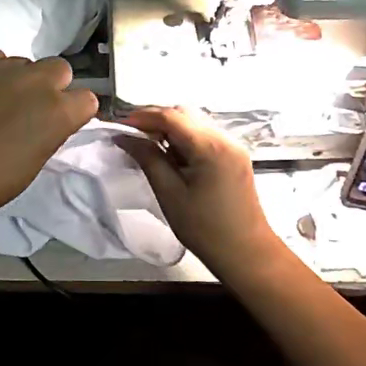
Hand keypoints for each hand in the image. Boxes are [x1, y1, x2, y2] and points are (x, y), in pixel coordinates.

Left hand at [0, 50, 97, 237]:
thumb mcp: (33, 164)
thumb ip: (51, 132)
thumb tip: (52, 119)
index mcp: (58, 112)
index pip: (87, 99)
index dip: (74, 112)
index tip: (61, 126)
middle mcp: (36, 82)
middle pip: (60, 69)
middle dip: (54, 87)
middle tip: (32, 112)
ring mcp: (3, 69)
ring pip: (28, 63)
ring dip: (23, 79)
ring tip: (2, 105)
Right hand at [116, 106, 281, 272]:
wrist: (245, 252)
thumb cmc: (204, 228)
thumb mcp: (169, 193)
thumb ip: (148, 159)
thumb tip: (125, 137)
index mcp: (209, 146)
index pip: (171, 116)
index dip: (143, 117)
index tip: (120, 126)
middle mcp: (225, 138)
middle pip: (185, 114)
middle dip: (156, 120)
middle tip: (133, 136)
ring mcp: (234, 146)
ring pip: (196, 122)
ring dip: (171, 129)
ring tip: (150, 147)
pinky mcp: (236, 156)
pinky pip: (206, 136)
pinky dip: (186, 139)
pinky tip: (173, 157)